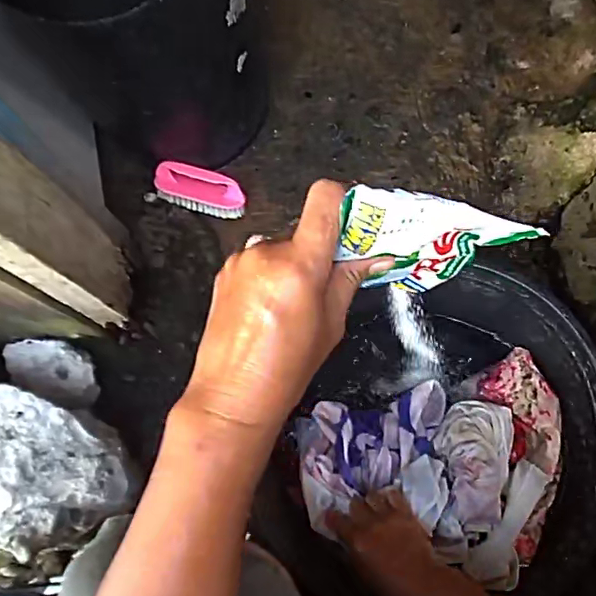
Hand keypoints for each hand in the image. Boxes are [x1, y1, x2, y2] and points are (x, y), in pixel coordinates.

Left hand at [181, 180, 382, 435]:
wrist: (231, 396)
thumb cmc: (282, 371)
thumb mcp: (330, 327)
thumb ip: (347, 282)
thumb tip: (370, 257)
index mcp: (298, 265)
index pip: (324, 199)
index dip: (343, 205)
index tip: (353, 225)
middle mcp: (265, 253)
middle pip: (303, 231)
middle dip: (318, 254)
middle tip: (323, 289)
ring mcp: (241, 261)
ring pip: (279, 248)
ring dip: (290, 268)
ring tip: (290, 310)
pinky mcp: (225, 272)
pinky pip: (258, 262)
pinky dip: (268, 278)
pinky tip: (268, 312)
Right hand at [328, 488, 450, 595]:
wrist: (422, 580)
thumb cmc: (390, 584)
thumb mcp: (363, 573)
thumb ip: (352, 553)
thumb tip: (346, 541)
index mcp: (357, 540)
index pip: (337, 520)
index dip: (332, 516)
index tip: (331, 516)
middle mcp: (370, 523)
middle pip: (355, 503)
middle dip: (354, 508)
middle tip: (356, 513)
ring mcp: (389, 516)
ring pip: (373, 495)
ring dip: (371, 500)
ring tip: (373, 505)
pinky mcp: (406, 512)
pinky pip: (394, 495)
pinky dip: (389, 496)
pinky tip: (389, 501)